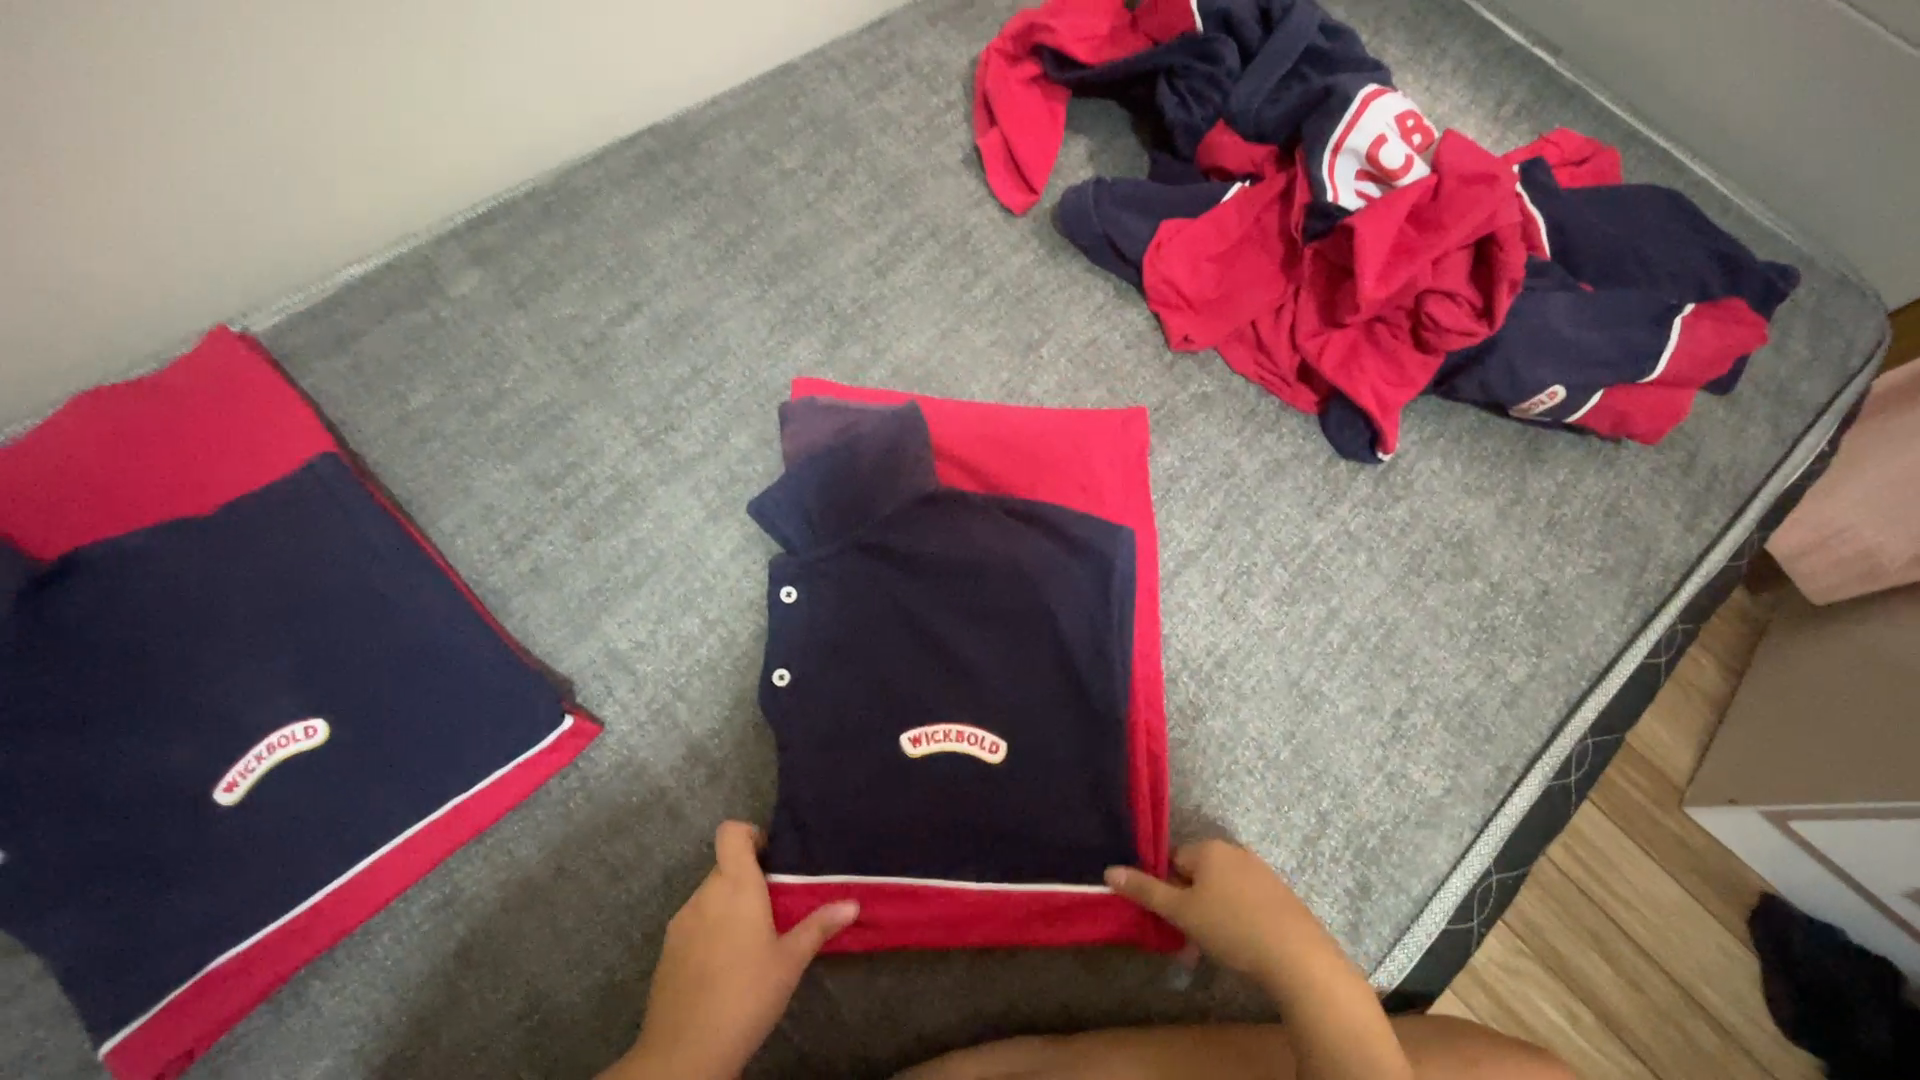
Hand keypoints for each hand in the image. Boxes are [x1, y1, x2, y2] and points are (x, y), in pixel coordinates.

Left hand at [601, 821, 858, 1079]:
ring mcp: (681, 921)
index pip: (731, 832)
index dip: (750, 835)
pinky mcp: (667, 949)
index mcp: (735, 886)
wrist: (686, 1051)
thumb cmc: (747, 995)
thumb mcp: (791, 961)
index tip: (772, 859)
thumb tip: (852, 904)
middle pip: (724, 866)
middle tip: (776, 907)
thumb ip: (818, 926)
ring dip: (730, 905)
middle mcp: (704, 894)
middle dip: (749, 878)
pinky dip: (712, 929)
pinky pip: (695, 922)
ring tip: (755, 939)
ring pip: (709, 896)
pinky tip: (728, 965)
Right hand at [1107, 841, 1413, 1079]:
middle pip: (1197, 874)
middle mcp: (1235, 851)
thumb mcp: (1181, 912)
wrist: (1297, 956)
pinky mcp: (1280, 895)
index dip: (1166, 888)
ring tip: (1212, 946)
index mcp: (1210, 848)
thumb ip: (1145, 890)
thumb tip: (1109, 870)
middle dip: (1188, 903)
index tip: (1169, 917)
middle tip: (1187, 936)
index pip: (1172, 859)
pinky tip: (1239, 945)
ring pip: (1221, 890)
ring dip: (1210, 913)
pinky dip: (1236, 918)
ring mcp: (1262, 872)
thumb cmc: (1231, 927)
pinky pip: (1245, 900)